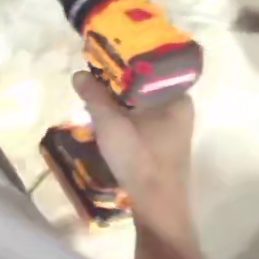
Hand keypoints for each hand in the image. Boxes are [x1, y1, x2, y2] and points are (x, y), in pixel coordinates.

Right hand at [71, 72, 194, 224]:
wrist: (157, 205)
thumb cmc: (139, 158)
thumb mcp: (109, 123)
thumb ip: (93, 95)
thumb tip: (78, 73)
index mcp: (176, 98)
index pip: (151, 66)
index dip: (125, 58)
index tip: (102, 53)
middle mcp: (179, 108)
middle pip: (145, 83)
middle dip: (118, 78)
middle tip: (91, 72)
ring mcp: (173, 125)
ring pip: (141, 101)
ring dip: (118, 97)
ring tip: (92, 91)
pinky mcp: (163, 140)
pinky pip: (141, 115)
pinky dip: (124, 111)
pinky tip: (104, 115)